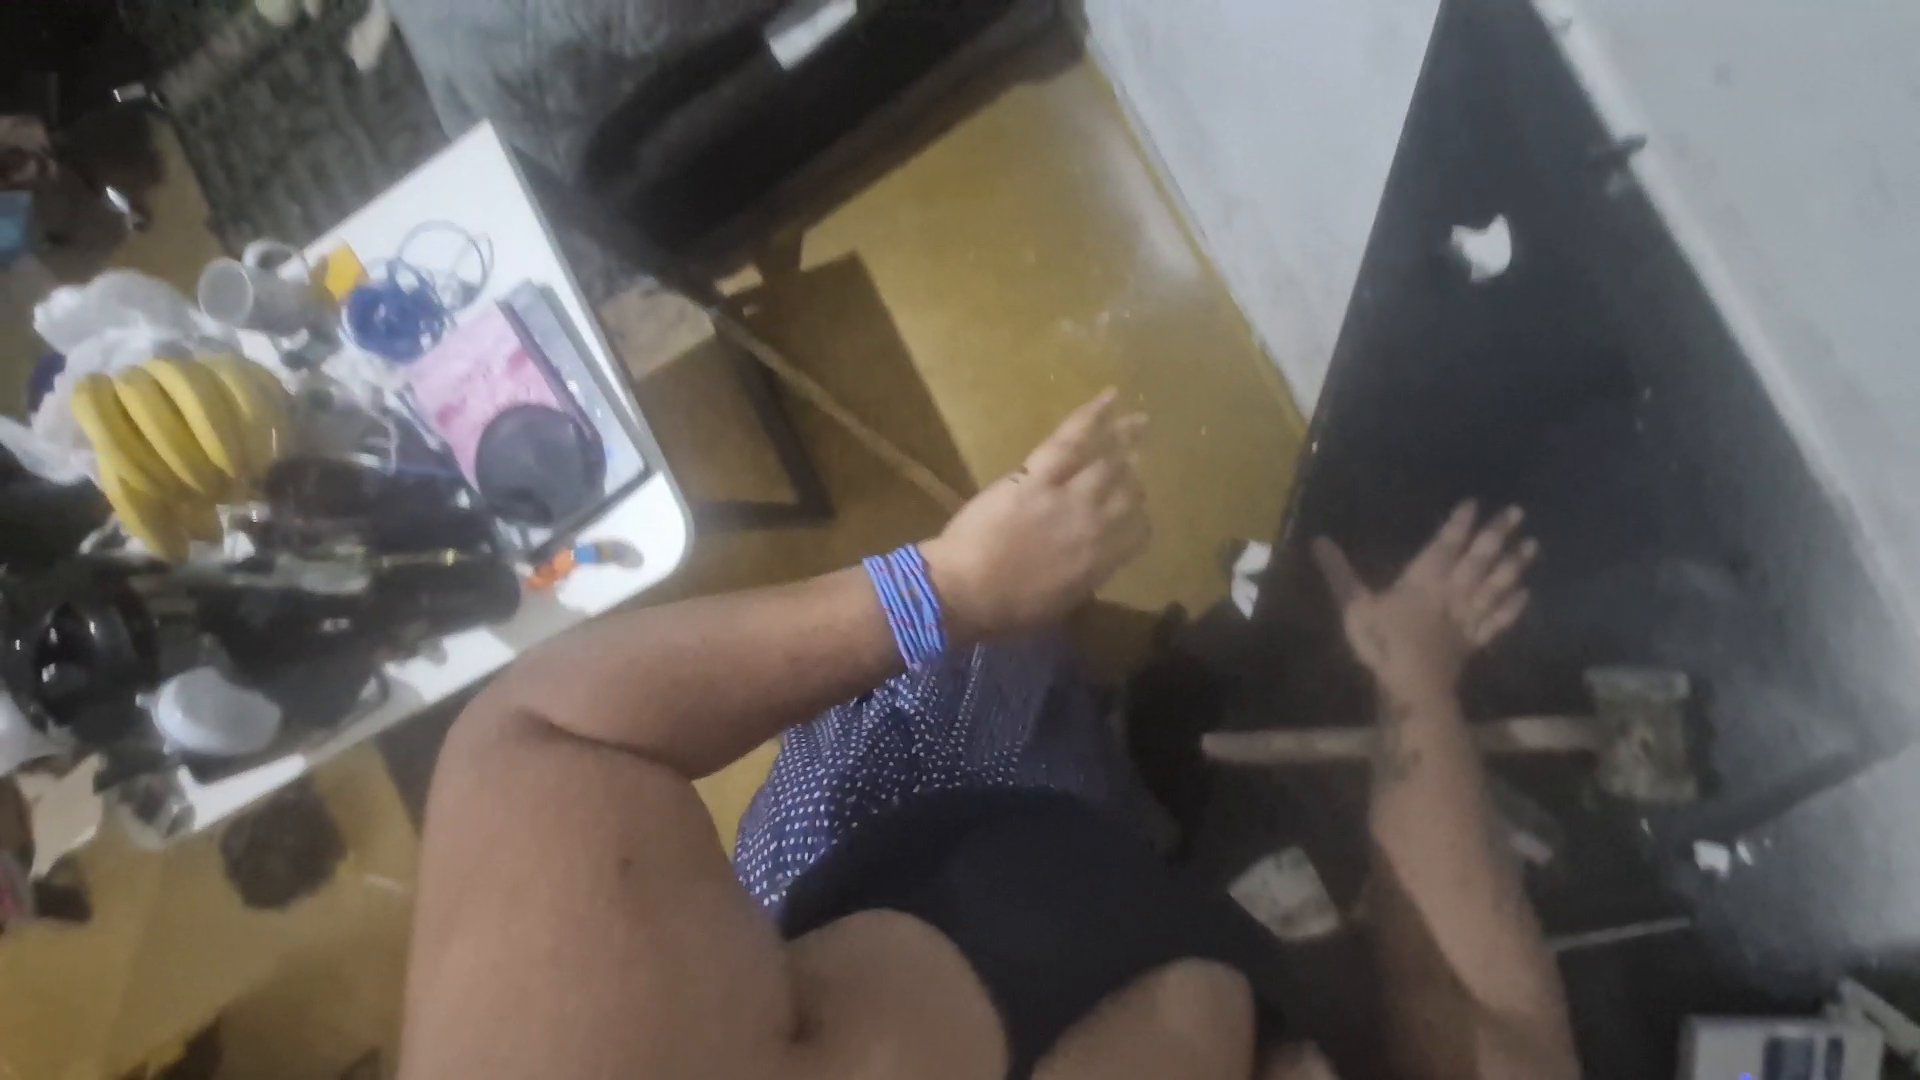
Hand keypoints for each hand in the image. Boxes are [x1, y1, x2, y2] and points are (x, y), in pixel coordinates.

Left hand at [923, 389, 1149, 640]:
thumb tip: (1092, 558)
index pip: (1139, 533)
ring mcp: (1069, 497)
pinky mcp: (1038, 477)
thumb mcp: (1059, 603)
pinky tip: (1111, 397)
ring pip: (1109, 462)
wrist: (964, 592)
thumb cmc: (1006, 609)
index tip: (1135, 510)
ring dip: (1126, 439)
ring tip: (1140, 421)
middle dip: (1134, 478)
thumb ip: (1084, 576)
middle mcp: (1097, 527)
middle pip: (1129, 492)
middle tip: (1134, 462)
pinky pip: (1071, 441)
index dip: (1139, 518)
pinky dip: (1092, 416)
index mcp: (1101, 563)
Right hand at [1313, 502, 1537, 698]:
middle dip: (1496, 535)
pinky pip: (1500, 619)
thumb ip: (1338, 572)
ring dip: (1514, 565)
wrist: (1414, 684)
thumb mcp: (1353, 605)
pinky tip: (1526, 594)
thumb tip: (1318, 540)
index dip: (1459, 524)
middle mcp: (1452, 593)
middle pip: (1479, 560)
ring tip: (1531, 545)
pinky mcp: (1475, 640)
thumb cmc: (1383, 642)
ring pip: (1496, 585)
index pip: (1445, 546)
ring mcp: (1468, 617)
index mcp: (1423, 581)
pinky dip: (1514, 605)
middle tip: (1516, 512)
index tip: (1475, 502)